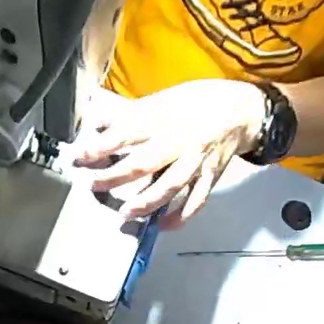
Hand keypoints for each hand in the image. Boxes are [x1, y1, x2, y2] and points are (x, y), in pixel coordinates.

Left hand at [69, 79, 267, 227]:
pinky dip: (179, 216)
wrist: (243, 110)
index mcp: (165, 118)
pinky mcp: (209, 177)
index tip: (81, 156)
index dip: (102, 146)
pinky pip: (195, 202)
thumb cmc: (200, 102)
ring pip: (169, 186)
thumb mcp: (165, 97)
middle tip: (94, 186)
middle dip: (116, 178)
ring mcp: (195, 162)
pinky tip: (162, 225)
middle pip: (144, 164)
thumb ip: (132, 112)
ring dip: (146, 202)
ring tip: (125, 212)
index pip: (127, 133)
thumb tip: (99, 119)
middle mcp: (179, 142)